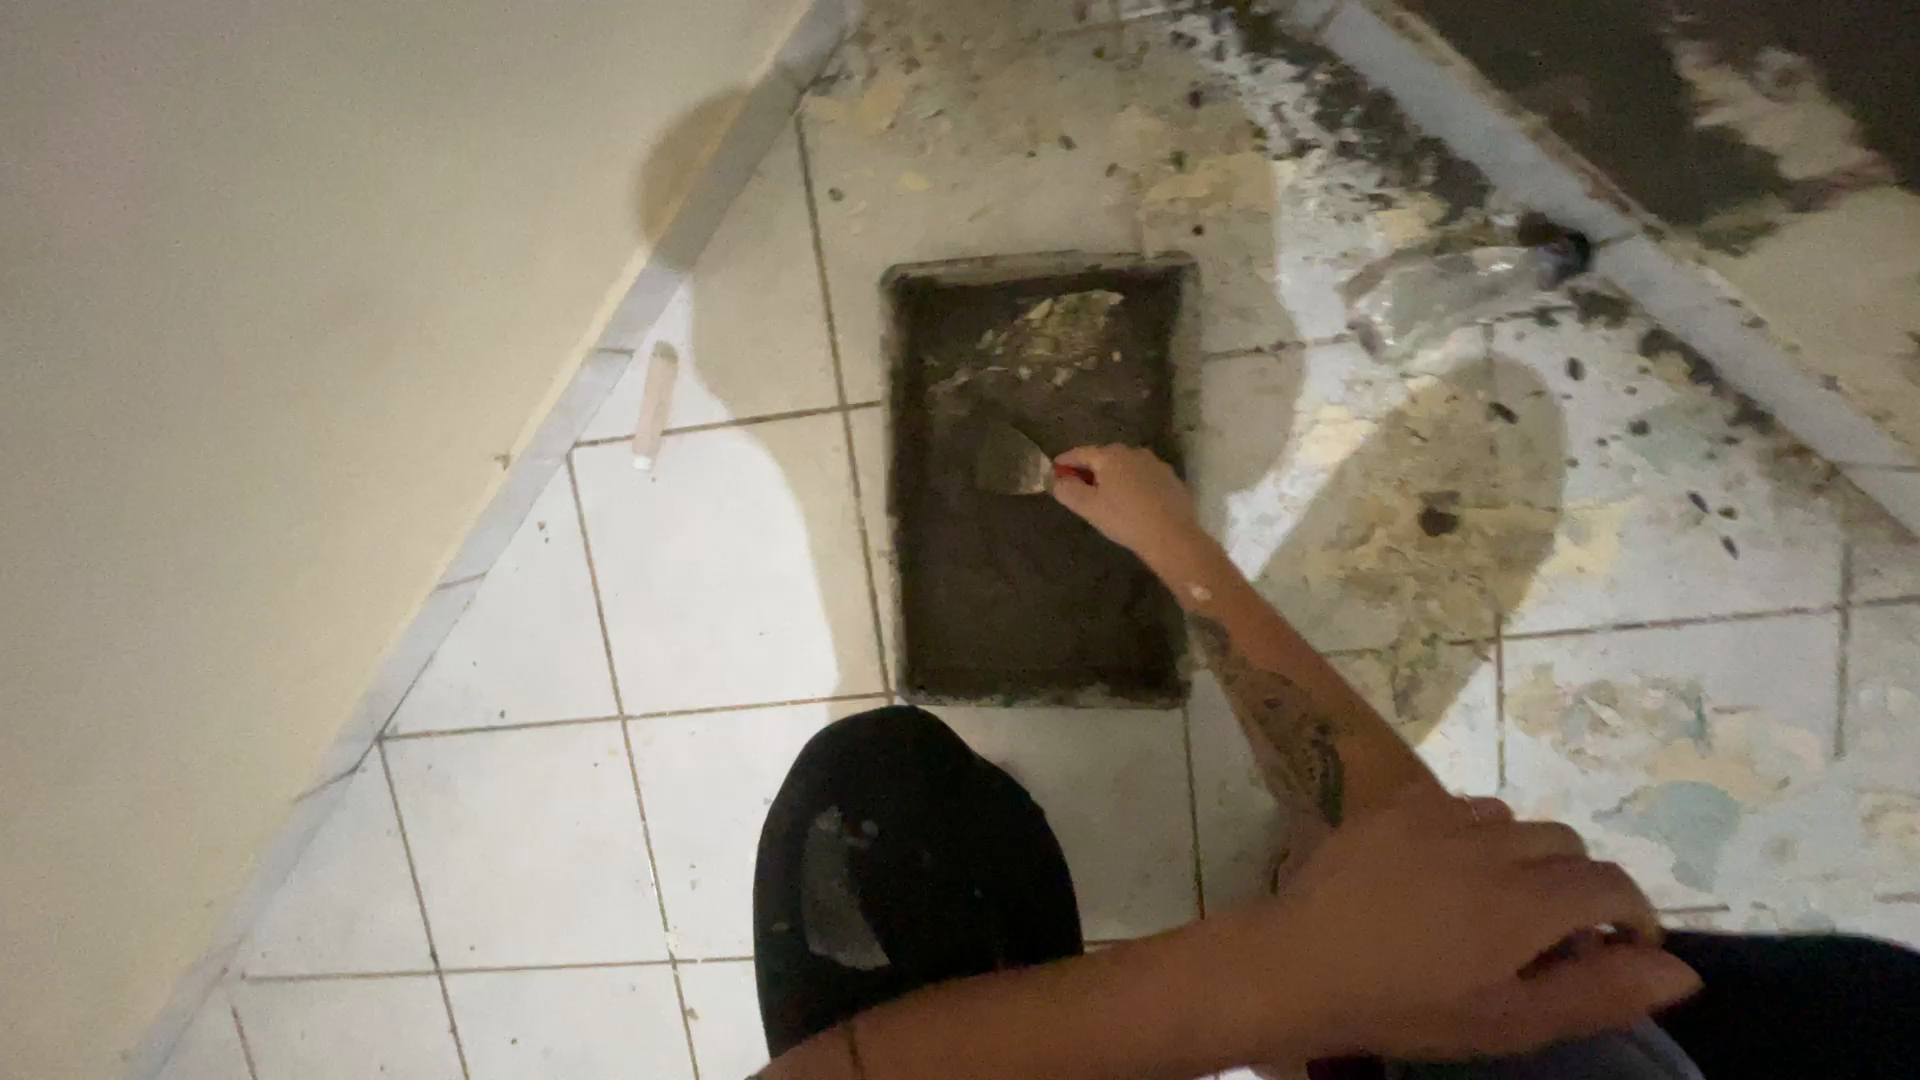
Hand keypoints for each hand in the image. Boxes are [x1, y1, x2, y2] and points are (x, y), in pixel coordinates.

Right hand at [1051, 445, 1204, 564]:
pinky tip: (1131, 501)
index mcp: (1111, 456)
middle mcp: (1134, 452)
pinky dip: (1132, 484)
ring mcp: (1155, 464)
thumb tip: (1058, 480)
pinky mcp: (1171, 479)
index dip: (1065, 460)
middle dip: (1089, 469)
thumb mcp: (1088, 507)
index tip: (1055, 468)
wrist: (1172, 536)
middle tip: (1078, 484)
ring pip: (1126, 466)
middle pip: (1104, 457)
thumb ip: (1068, 490)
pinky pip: (1143, 477)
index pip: (1081, 453)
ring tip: (1105, 494)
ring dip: (1112, 476)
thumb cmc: (1125, 519)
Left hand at [1216, 789, 1700, 1062]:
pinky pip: (1447, 799)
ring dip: (1517, 849)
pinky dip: (1463, 825)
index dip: (1629, 914)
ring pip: (1505, 816)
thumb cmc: (1408, 1004)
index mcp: (1524, 898)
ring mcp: (1428, 816)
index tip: (1614, 947)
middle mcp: (1483, 842)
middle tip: (1547, 928)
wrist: (1303, 960)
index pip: (1609, 883)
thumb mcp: (1511, 1018)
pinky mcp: (1385, 807)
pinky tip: (1439, 861)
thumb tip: (1678, 967)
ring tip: (1489, 894)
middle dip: (1575, 880)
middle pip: (1562, 841)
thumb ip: (1600, 991)